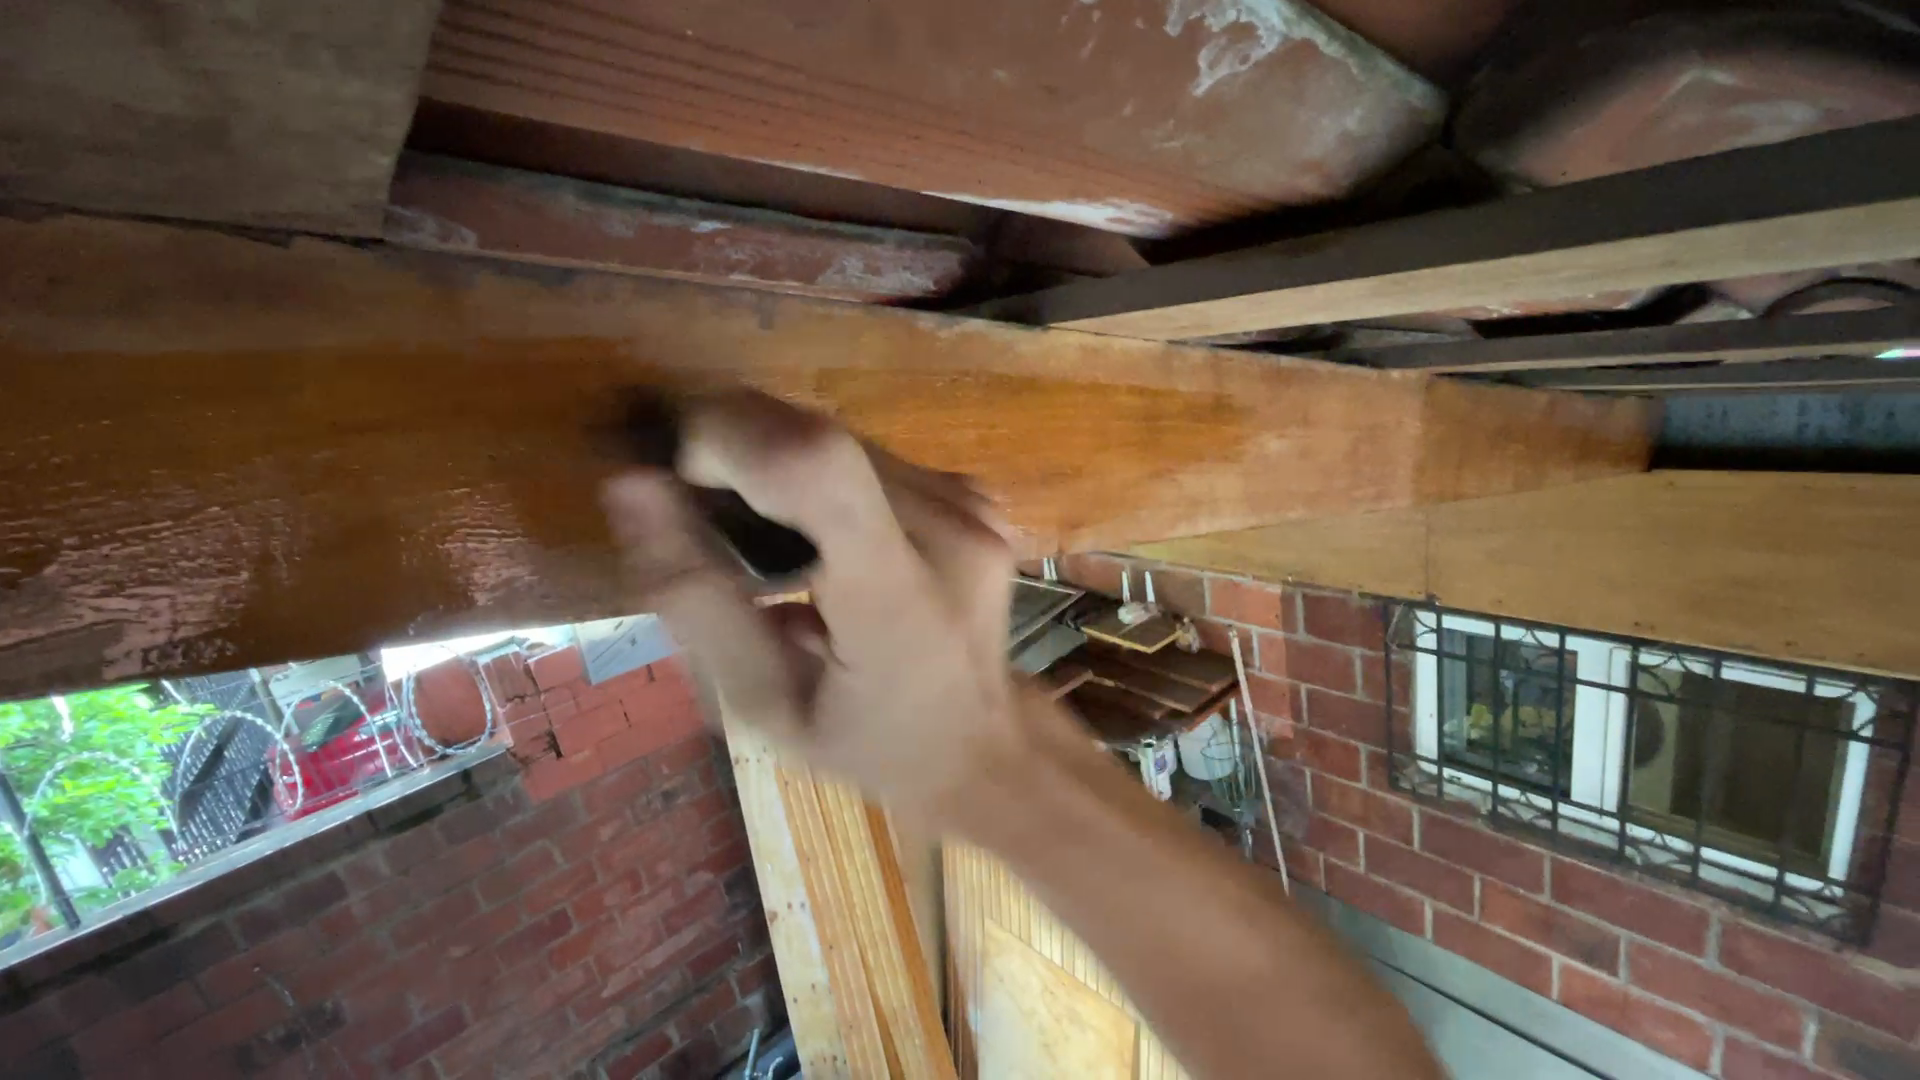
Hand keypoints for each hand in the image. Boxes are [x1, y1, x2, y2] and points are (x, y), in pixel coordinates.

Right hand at [600, 391, 1028, 822]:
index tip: (681, 481)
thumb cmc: (869, 743)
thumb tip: (632, 486)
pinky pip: (868, 455)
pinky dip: (817, 477)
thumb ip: (696, 599)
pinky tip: (811, 534)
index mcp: (899, 599)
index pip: (818, 466)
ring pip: (837, 438)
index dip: (732, 440)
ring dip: (774, 463)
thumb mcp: (762, 704)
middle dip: (736, 448)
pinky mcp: (972, 493)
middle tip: (701, 511)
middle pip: (818, 436)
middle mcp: (948, 529)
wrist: (984, 742)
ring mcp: (970, 505)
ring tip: (757, 536)